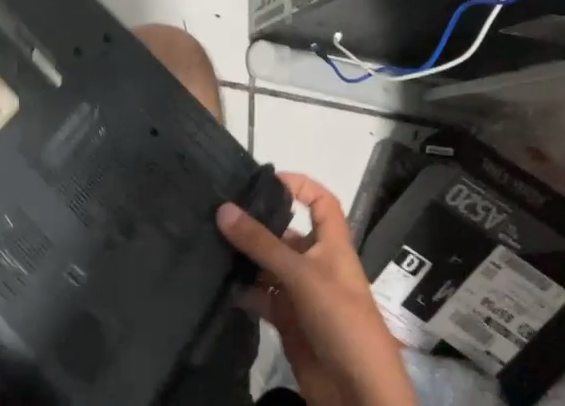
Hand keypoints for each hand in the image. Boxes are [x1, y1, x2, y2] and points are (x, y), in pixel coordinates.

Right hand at [216, 174, 416, 405]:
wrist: (358, 393)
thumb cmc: (342, 322)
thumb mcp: (302, 275)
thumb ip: (261, 243)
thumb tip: (223, 208)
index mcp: (332, 247)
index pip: (322, 203)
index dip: (299, 185)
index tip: (264, 180)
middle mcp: (316, 264)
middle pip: (284, 233)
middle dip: (255, 223)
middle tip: (214, 210)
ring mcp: (300, 293)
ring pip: (267, 264)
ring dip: (243, 257)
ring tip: (206, 241)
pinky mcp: (287, 319)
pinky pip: (259, 296)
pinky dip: (241, 290)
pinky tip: (216, 282)